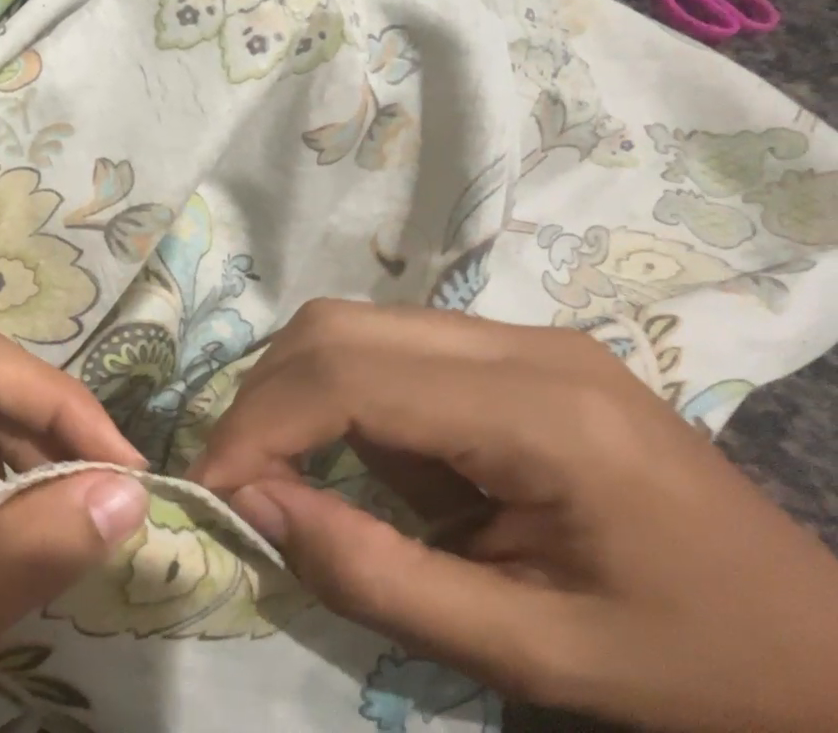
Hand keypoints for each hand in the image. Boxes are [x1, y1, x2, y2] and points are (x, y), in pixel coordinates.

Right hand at [192, 299, 837, 732]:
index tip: (213, 495)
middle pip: (335, 329)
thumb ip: (376, 578)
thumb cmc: (688, 662)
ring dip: (293, 395)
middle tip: (240, 483)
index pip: (346, 377)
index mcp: (543, 413)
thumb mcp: (529, 651)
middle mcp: (526, 347)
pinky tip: (362, 464)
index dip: (255, 428)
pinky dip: (338, 399)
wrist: (828, 652)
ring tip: (288, 476)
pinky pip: (386, 350)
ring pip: (350, 327)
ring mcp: (524, 342)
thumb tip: (251, 505)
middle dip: (262, 402)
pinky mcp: (516, 357)